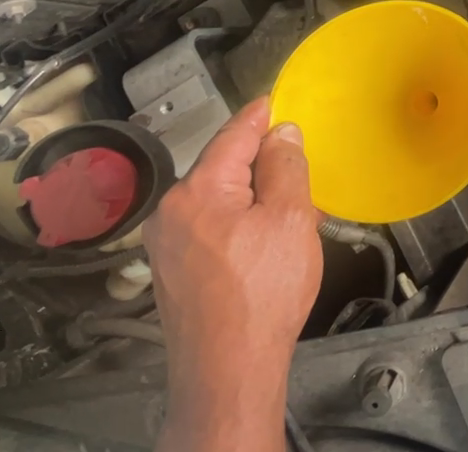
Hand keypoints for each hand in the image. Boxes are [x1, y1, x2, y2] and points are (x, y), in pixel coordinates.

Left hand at [145, 99, 319, 451]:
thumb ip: (286, 166)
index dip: (260, 115)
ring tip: (291, 205)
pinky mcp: (173, 270)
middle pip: (223, 166)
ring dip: (254, 193)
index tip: (276, 98)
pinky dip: (241, 217)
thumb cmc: (265, 289)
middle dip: (262, 162)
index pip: (233, 136)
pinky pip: (211, 224)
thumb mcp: (290, 217)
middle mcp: (170, 212)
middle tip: (301, 163)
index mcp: (196, 192)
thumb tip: (281, 132)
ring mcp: (166, 244)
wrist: (229, 368)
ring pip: (220, 197)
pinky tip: (267, 237)